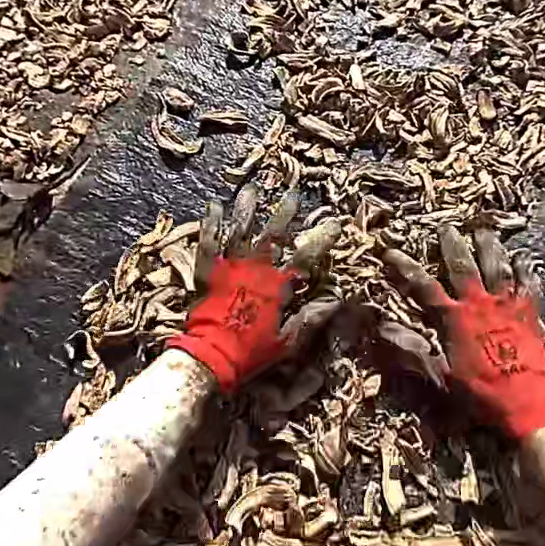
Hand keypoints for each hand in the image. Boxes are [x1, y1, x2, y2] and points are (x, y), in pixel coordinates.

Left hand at [174, 187, 340, 392]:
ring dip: (247, 209)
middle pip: (272, 234)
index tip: (335, 222)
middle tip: (293, 195)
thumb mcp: (289, 340)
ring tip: (252, 189)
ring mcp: (229, 266)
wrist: (212, 356)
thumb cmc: (252, 350)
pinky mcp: (206, 270)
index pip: (305, 256)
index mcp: (277, 285)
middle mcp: (254, 269)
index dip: (322, 238)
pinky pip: (209, 241)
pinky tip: (214, 205)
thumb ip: (312, 317)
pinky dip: (211, 223)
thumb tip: (338, 297)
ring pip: (240, 230)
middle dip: (284, 213)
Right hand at [381, 223, 544, 440]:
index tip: (389, 252)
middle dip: (451, 245)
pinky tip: (523, 258)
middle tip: (446, 228)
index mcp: (452, 317)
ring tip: (483, 231)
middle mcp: (477, 303)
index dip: (404, 267)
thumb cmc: (478, 390)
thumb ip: (413, 349)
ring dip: (488, 248)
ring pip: (496, 267)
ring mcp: (506, 306)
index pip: (422, 285)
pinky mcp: (529, 314)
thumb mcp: (439, 373)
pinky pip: (528, 285)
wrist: (526, 402)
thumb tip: (382, 329)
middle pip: (462, 266)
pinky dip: (525, 270)